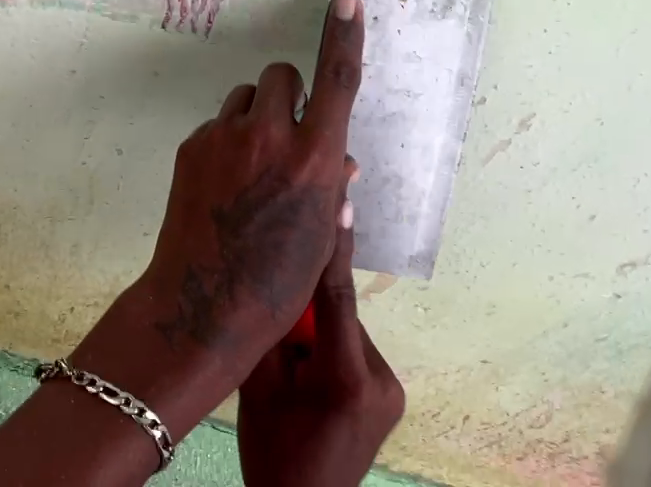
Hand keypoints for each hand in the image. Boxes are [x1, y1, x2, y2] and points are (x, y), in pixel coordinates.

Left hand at [0, 0, 367, 486]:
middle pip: (283, 75)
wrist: (202, 304)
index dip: (345, 35)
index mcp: (315, 159)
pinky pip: (217, 125)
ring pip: (247, 97)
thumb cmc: (276, 282)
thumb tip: (337, 157)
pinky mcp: (192, 145)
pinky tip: (221, 184)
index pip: (338, 81)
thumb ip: (331, 183)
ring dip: (255, 117)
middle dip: (290, 94)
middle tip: (286, 133)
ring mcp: (224, 137)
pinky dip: (226, 141)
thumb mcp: (322, 234)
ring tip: (252, 165)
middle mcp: (270, 137)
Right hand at [236, 204, 405, 486]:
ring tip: (288, 362)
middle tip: (275, 323)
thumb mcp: (258, 386)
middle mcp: (381, 377)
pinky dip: (326, 349)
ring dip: (316, 331)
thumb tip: (275, 277)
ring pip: (342, 331)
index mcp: (346, 376)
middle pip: (337, 313)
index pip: (337, 295)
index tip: (340, 199)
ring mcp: (391, 389)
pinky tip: (305, 375)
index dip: (334, 246)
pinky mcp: (390, 396)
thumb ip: (269, 328)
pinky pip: (350, 350)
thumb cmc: (274, 451)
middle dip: (306, 308)